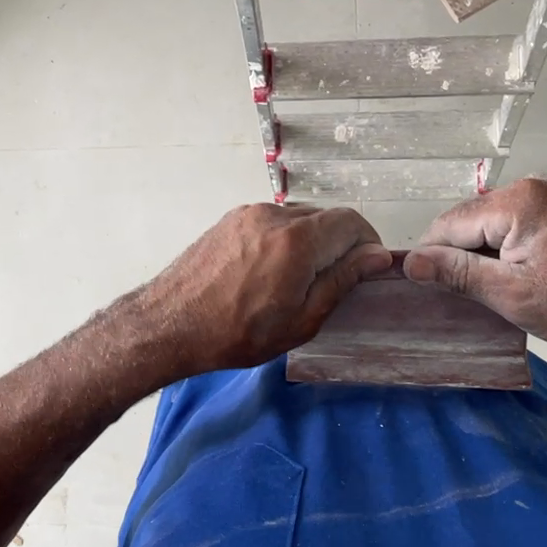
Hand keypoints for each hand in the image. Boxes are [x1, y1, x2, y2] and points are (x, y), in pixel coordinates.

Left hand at [128, 203, 392, 377]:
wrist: (169, 324)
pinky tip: (272, 270)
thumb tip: (377, 255)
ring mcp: (249, 213)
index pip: (352, 221)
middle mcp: (274, 215)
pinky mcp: (230, 218)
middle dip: (340, 242)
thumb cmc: (238, 333)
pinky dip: (285, 238)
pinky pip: (272, 220)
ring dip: (312, 239)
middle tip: (336, 279)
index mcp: (297, 240)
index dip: (368, 243)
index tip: (367, 269)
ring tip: (301, 278)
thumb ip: (342, 281)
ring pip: (299, 216)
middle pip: (326, 216)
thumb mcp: (301, 320)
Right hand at [402, 176, 546, 348]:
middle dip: (458, 256)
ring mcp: (546, 193)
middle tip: (466, 298)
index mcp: (516, 201)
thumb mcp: (514, 295)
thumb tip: (410, 263)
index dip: (431, 258)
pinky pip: (511, 224)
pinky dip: (504, 249)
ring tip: (494, 291)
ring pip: (488, 224)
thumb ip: (458, 274)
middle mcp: (528, 186)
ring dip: (482, 255)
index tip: (427, 291)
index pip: (448, 225)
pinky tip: (515, 276)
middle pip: (467, 221)